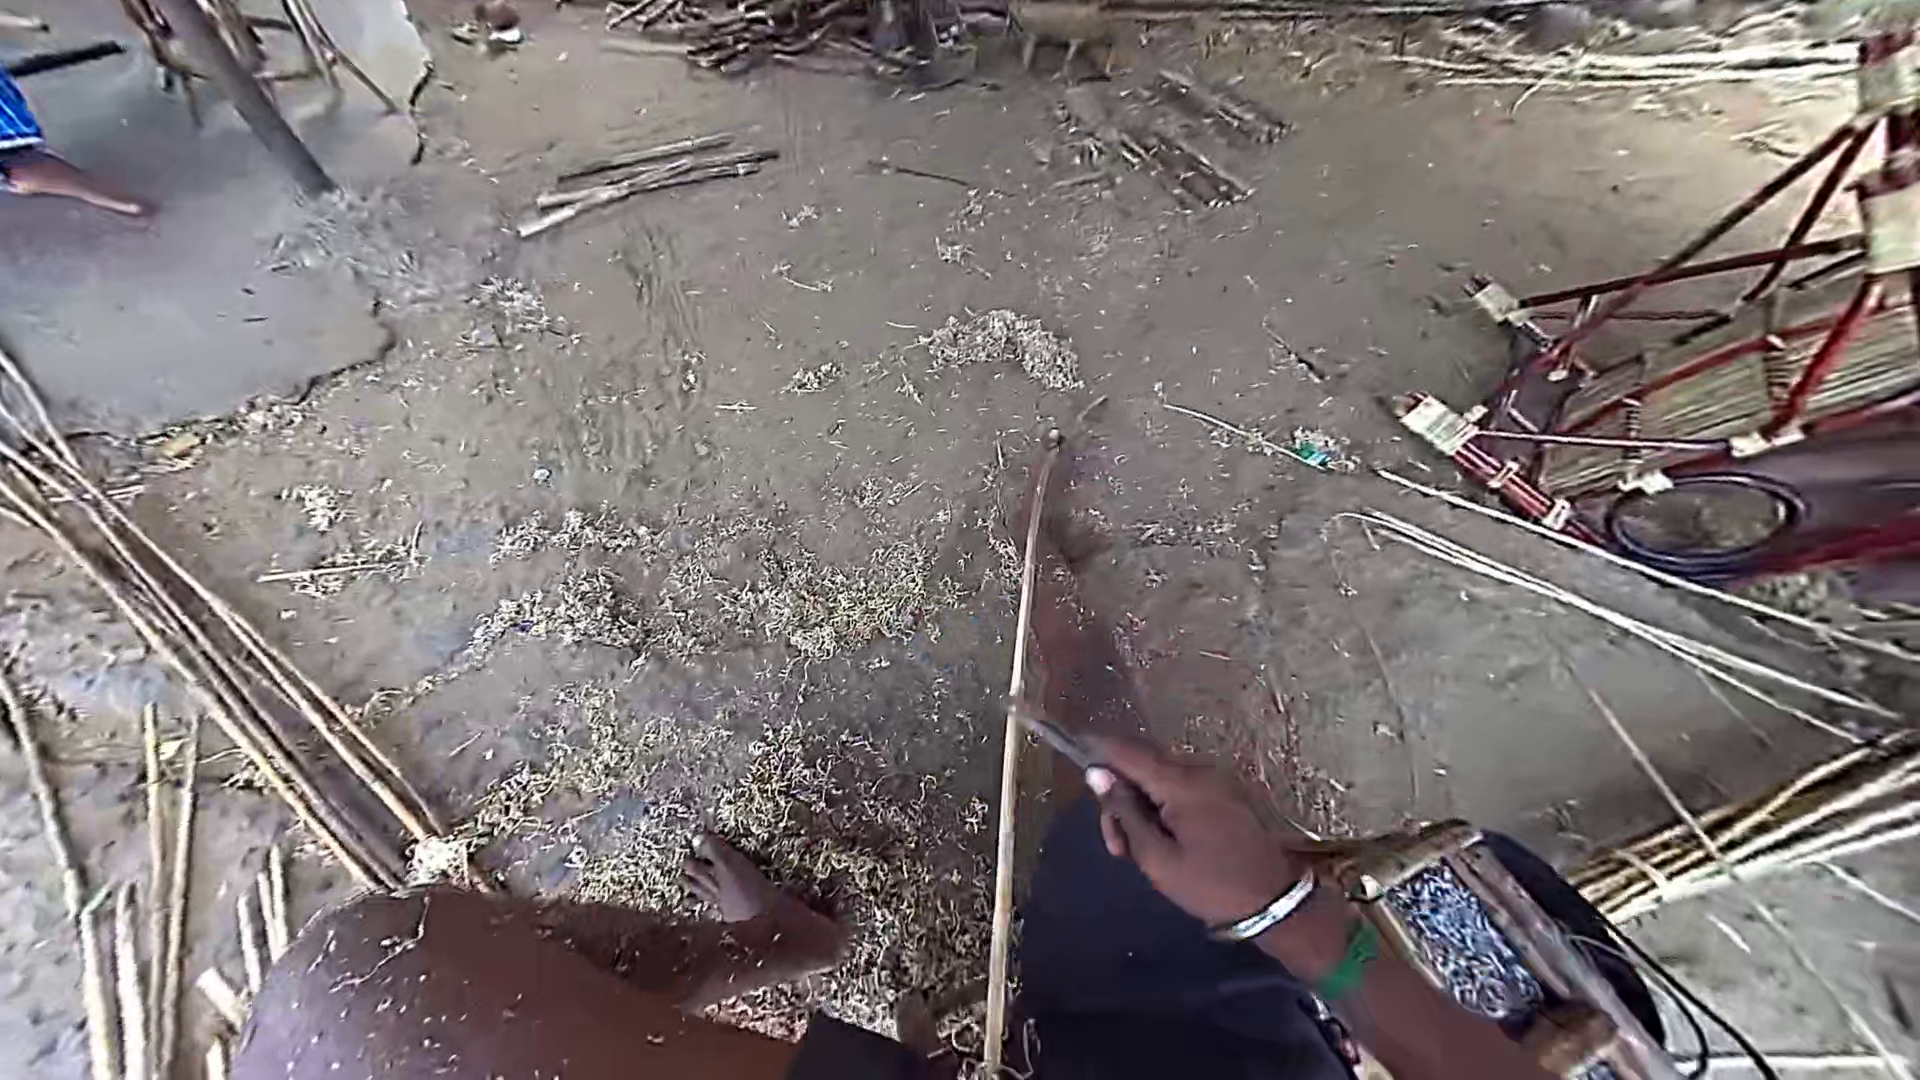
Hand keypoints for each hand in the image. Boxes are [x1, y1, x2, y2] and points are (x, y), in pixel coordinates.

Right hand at [1083, 736, 1313, 927]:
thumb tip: (1096, 773)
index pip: (1128, 751)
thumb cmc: (1212, 886)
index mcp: (1181, 783)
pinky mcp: (1221, 792)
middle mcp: (1197, 770)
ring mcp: (1212, 779)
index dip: (1098, 747)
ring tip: (1134, 850)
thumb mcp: (1157, 858)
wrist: (1279, 906)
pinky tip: (1158, 839)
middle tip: (1114, 841)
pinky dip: (1159, 806)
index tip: (1073, 747)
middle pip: (1140, 764)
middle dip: (1118, 793)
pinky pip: (1177, 787)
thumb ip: (1124, 812)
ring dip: (1138, 804)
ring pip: (1157, 777)